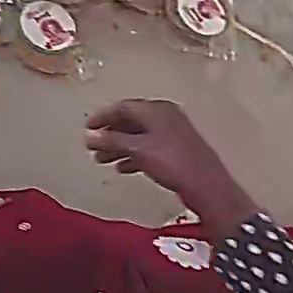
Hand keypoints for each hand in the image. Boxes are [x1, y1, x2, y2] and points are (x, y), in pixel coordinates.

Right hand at [86, 99, 257, 236]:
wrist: (205, 186)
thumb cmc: (172, 163)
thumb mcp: (138, 150)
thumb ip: (112, 141)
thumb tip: (91, 136)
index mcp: (156, 110)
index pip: (123, 107)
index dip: (103, 116)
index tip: (87, 127)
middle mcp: (165, 117)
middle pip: (130, 120)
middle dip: (109, 133)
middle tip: (92, 145)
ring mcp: (172, 134)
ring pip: (138, 136)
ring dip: (119, 146)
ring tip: (101, 159)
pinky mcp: (175, 151)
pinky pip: (148, 148)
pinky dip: (133, 155)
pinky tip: (123, 167)